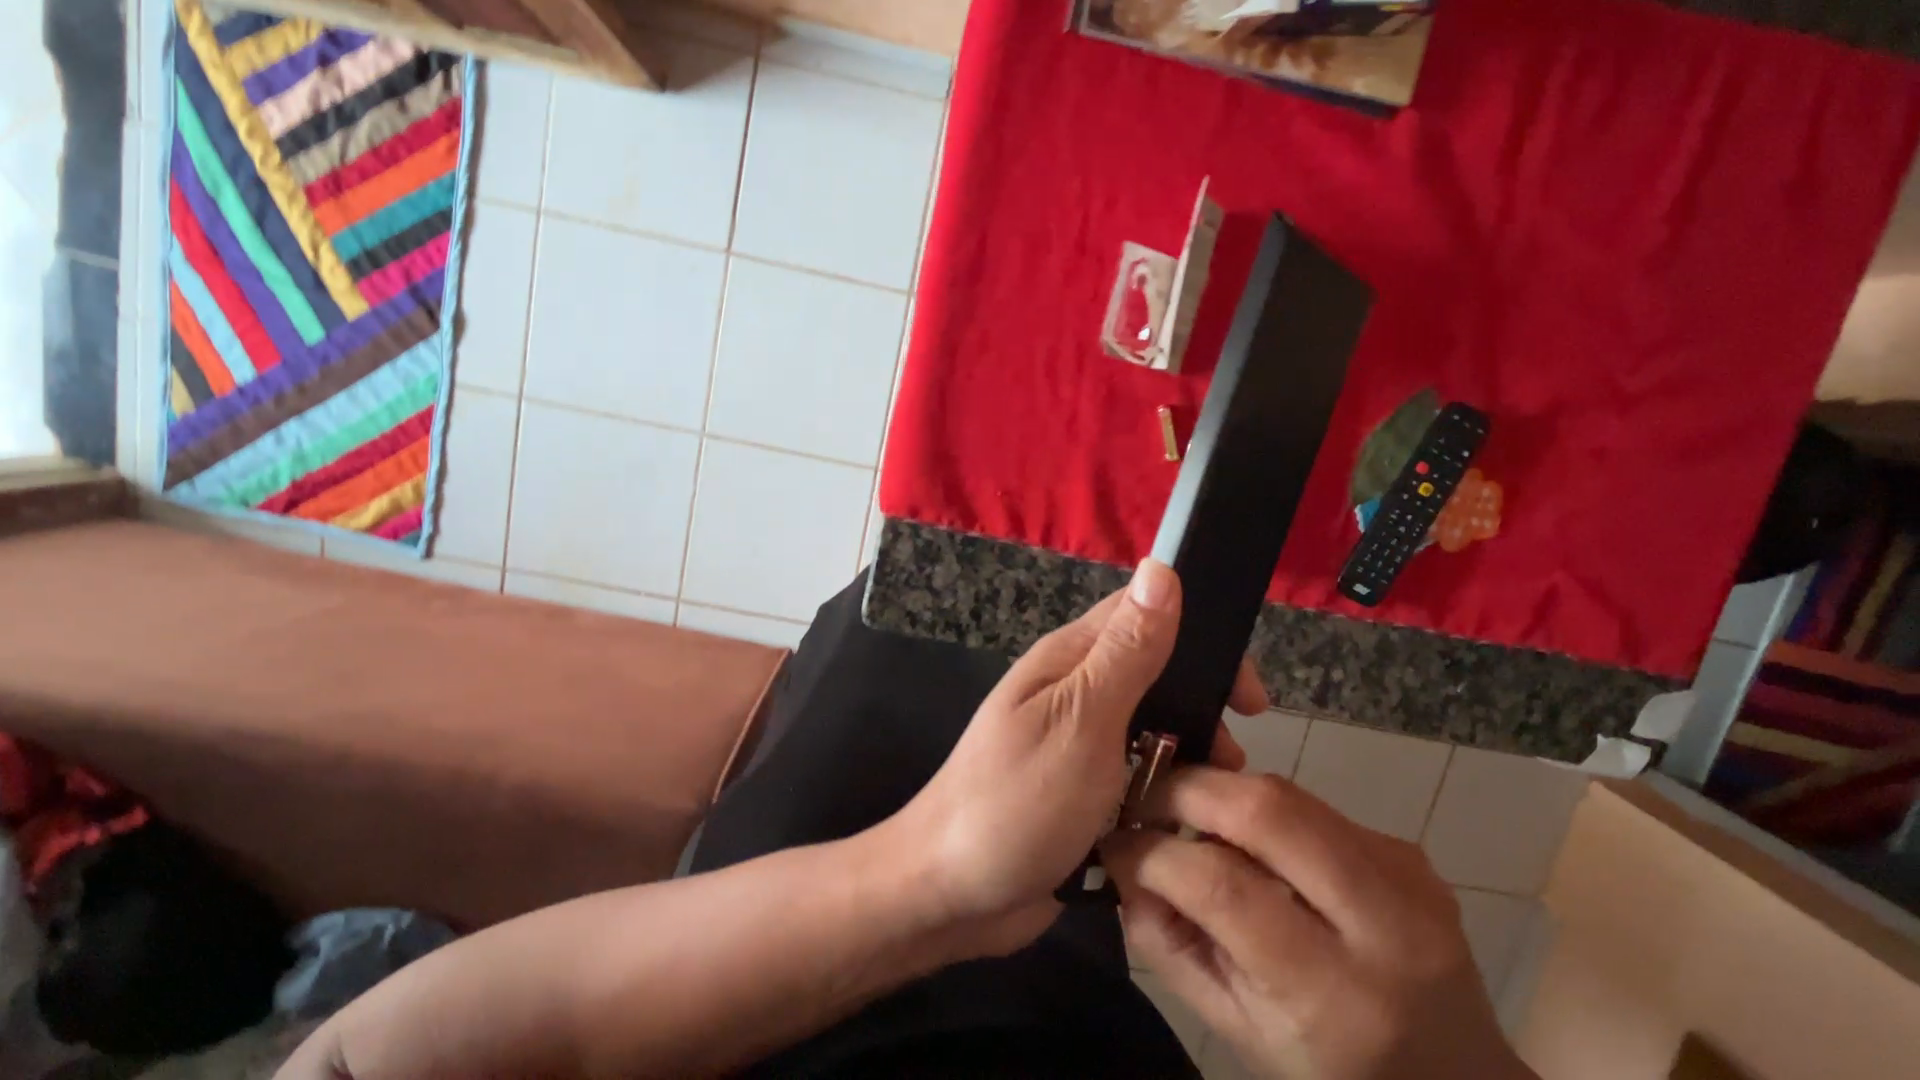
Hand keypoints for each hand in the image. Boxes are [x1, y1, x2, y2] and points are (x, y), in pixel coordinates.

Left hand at [878, 560, 1267, 956]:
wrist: (949, 895)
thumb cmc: (1016, 803)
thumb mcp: (1080, 721)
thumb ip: (1125, 653)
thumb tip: (1161, 568)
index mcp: (1068, 660)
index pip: (1144, 615)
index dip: (1202, 639)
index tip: (1248, 697)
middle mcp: (1072, 693)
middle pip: (1153, 675)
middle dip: (1200, 707)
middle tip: (1232, 758)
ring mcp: (1073, 745)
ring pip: (1148, 730)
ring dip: (1185, 755)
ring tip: (1210, 798)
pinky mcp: (1078, 792)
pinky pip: (1133, 777)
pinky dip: (1160, 791)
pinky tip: (1181, 823)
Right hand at [1103, 769, 1537, 1079]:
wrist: (1457, 1075)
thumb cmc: (1330, 1068)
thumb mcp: (1236, 1028)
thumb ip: (1169, 947)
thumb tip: (1124, 866)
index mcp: (1333, 993)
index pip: (1224, 888)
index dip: (1153, 854)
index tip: (1115, 845)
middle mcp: (1383, 921)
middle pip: (1267, 810)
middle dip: (1185, 789)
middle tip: (1143, 803)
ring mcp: (1405, 873)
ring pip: (1287, 792)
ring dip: (1219, 792)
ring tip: (1185, 818)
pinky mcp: (1405, 847)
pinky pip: (1310, 806)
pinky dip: (1258, 811)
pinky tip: (1247, 843)